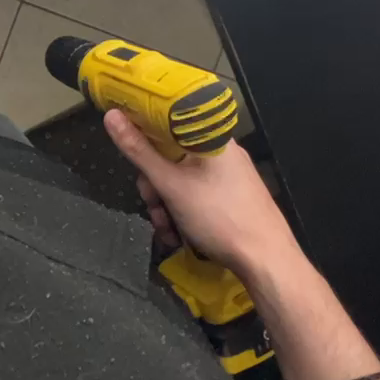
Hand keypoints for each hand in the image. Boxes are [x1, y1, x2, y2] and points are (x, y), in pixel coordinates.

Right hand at [103, 110, 301, 277]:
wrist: (269, 264)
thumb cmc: (220, 217)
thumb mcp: (170, 185)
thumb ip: (138, 150)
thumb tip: (111, 115)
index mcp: (210, 137)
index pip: (168, 120)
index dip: (143, 133)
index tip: (130, 152)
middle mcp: (220, 151)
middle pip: (171, 154)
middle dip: (154, 182)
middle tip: (150, 202)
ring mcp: (228, 176)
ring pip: (181, 178)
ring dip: (165, 202)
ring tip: (164, 227)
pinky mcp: (231, 197)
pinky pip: (195, 193)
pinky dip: (181, 210)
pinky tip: (176, 233)